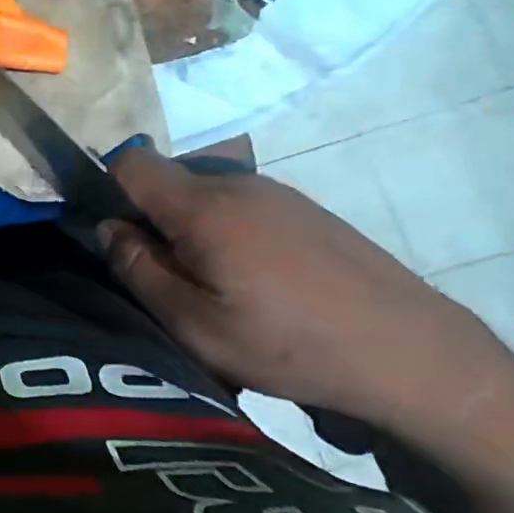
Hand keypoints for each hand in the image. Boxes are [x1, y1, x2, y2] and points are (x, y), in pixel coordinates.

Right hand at [98, 145, 513, 437]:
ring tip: (216, 288)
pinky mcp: (305, 209)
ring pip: (206, 195)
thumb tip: (108, 227)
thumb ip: (139, 269)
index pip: (131, 162)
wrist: (407, 350)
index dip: (106, 188)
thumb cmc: (287, 344)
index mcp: (203, 205)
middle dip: (151, 219)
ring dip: (192, 230)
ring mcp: (277, 192)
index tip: (113, 236)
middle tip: (166, 279)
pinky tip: (258, 283)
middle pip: (168, 180)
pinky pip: (243, 206)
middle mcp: (238, 182)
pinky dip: (228, 233)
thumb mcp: (194, 325)